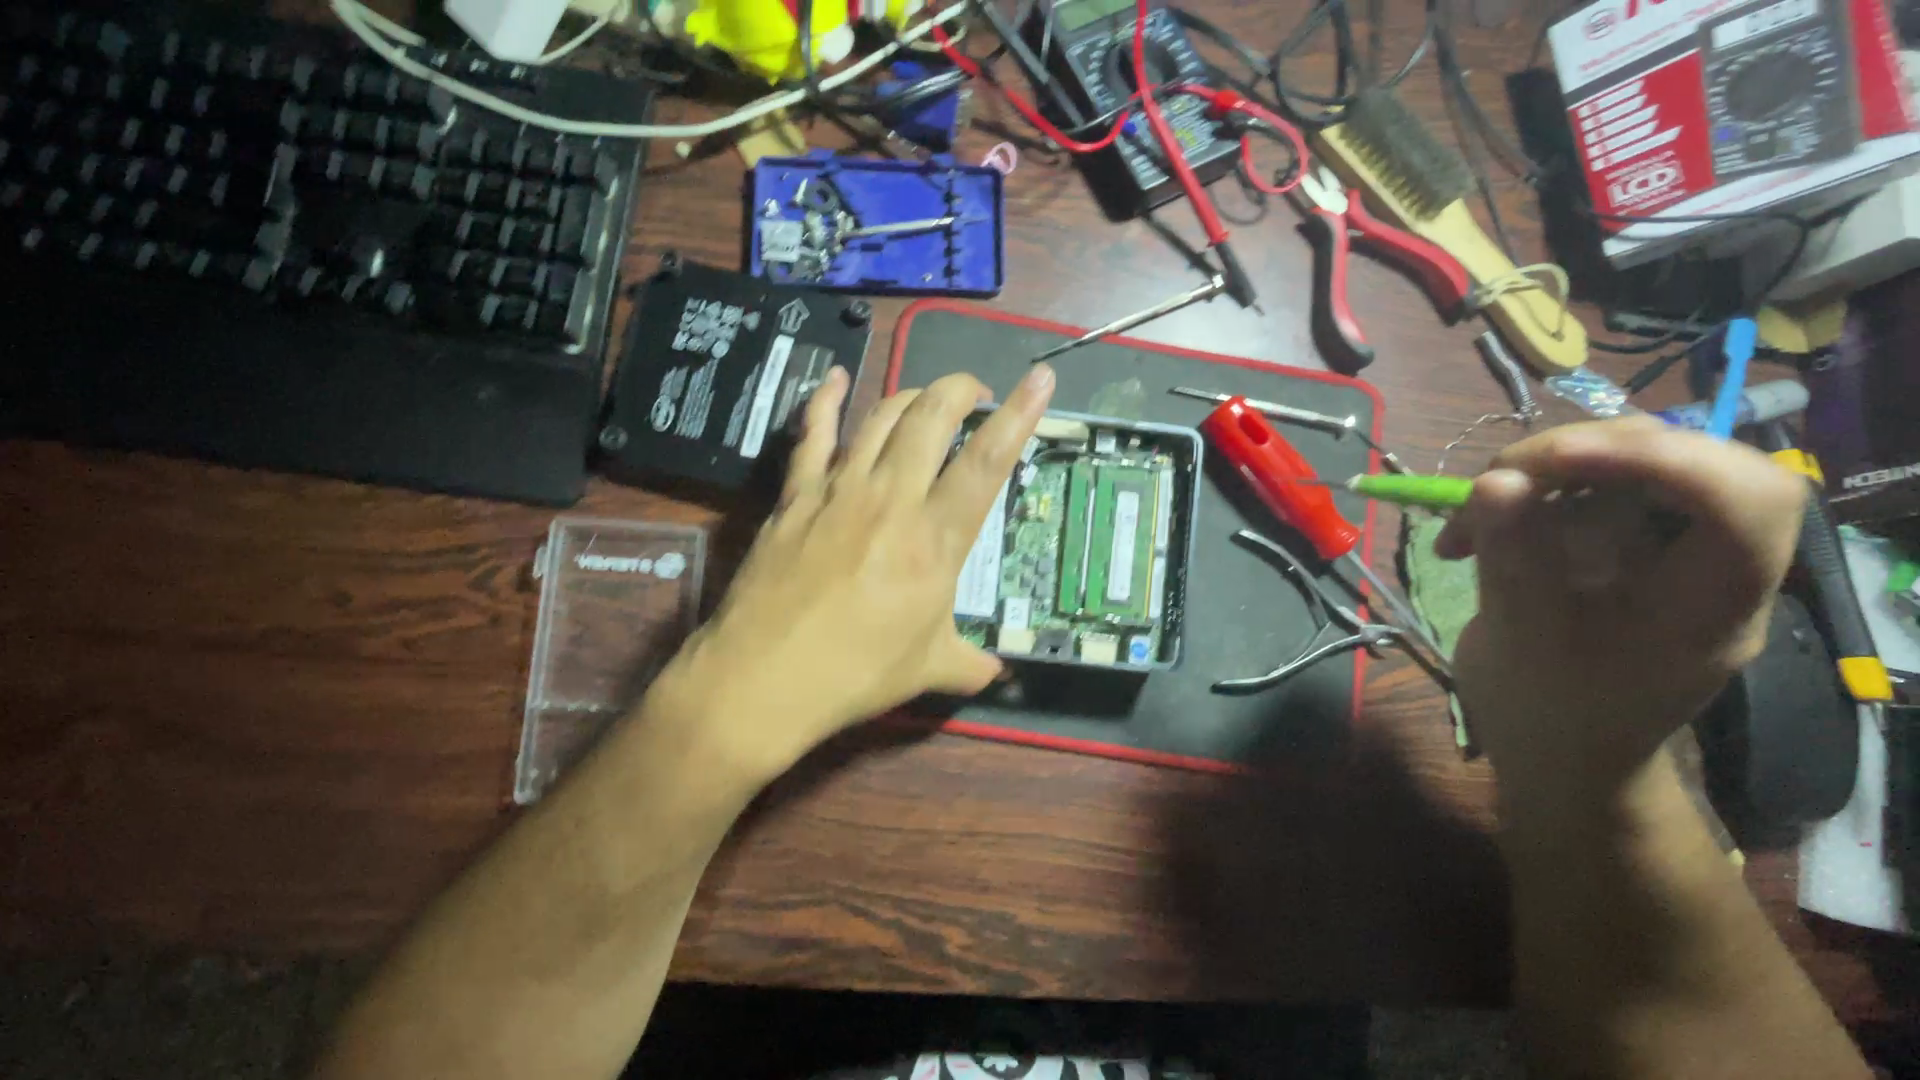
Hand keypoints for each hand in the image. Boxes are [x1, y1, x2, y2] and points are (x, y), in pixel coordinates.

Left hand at [646, 365, 1055, 783]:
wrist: (765, 677)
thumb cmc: (855, 674)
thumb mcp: (927, 670)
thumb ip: (968, 664)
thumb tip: (995, 674)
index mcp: (935, 540)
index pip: (986, 462)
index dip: (1019, 414)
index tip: (1040, 378)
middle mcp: (891, 499)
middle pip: (931, 417)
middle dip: (960, 390)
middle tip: (975, 393)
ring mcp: (839, 490)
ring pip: (880, 417)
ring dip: (910, 395)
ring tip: (927, 398)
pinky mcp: (796, 495)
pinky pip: (812, 434)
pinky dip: (824, 401)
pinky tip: (835, 379)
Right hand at [1434, 417, 1803, 810]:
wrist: (1558, 752)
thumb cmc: (1552, 714)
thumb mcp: (1523, 641)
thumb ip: (1515, 557)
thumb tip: (1495, 480)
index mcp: (1715, 599)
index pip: (1743, 499)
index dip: (1662, 461)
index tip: (1557, 463)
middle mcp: (1707, 559)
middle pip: (1680, 458)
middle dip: (1576, 454)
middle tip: (1493, 483)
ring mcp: (1664, 544)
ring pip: (1624, 460)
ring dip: (1534, 474)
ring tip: (1469, 518)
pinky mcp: (1623, 538)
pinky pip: (1585, 485)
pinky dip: (1523, 493)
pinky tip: (1472, 530)